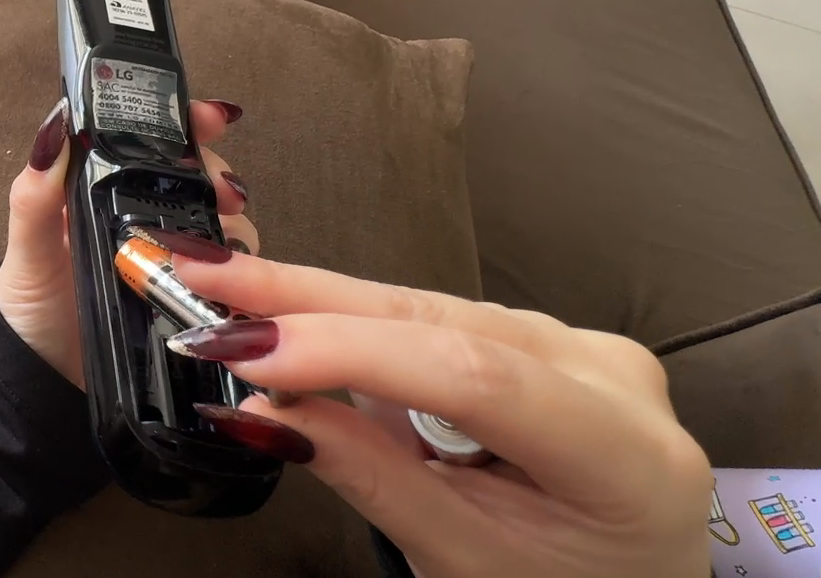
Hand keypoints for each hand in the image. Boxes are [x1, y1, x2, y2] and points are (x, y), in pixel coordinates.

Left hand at [0, 97, 253, 388]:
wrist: (38, 373)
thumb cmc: (27, 300)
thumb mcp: (28, 244)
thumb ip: (35, 193)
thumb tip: (54, 127)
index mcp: (99, 188)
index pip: (146, 140)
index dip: (182, 123)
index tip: (210, 119)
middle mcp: (135, 214)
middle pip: (192, 177)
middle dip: (216, 173)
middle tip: (226, 192)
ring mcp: (164, 256)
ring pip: (216, 223)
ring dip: (232, 222)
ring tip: (228, 238)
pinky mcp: (184, 297)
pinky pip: (224, 274)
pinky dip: (238, 269)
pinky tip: (238, 277)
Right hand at [162, 253, 711, 577]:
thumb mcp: (460, 556)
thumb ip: (363, 473)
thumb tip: (252, 411)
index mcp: (623, 453)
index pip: (468, 377)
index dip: (342, 352)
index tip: (238, 349)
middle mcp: (597, 368)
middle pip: (425, 319)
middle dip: (295, 294)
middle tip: (198, 271)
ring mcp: (558, 337)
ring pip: (405, 304)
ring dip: (300, 297)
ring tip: (215, 283)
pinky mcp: (514, 327)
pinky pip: (407, 311)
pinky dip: (331, 311)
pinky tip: (269, 299)